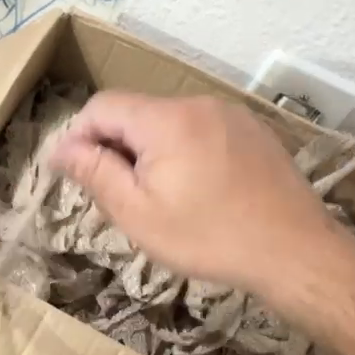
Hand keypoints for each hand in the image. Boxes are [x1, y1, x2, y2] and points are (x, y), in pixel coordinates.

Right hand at [49, 91, 345, 295]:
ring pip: (167, 122)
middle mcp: (197, 104)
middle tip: (116, 196)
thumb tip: (61, 148)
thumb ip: (96, 173)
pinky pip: (199, 130)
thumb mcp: (138, 213)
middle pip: (135, 113)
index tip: (74, 174)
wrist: (294, 251)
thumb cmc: (208, 237)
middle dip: (114, 147)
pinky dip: (182, 152)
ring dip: (148, 151)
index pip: (101, 107)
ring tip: (157, 198)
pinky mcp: (252, 130)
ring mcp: (230, 114)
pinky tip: (195, 191)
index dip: (78, 136)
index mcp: (165, 120)